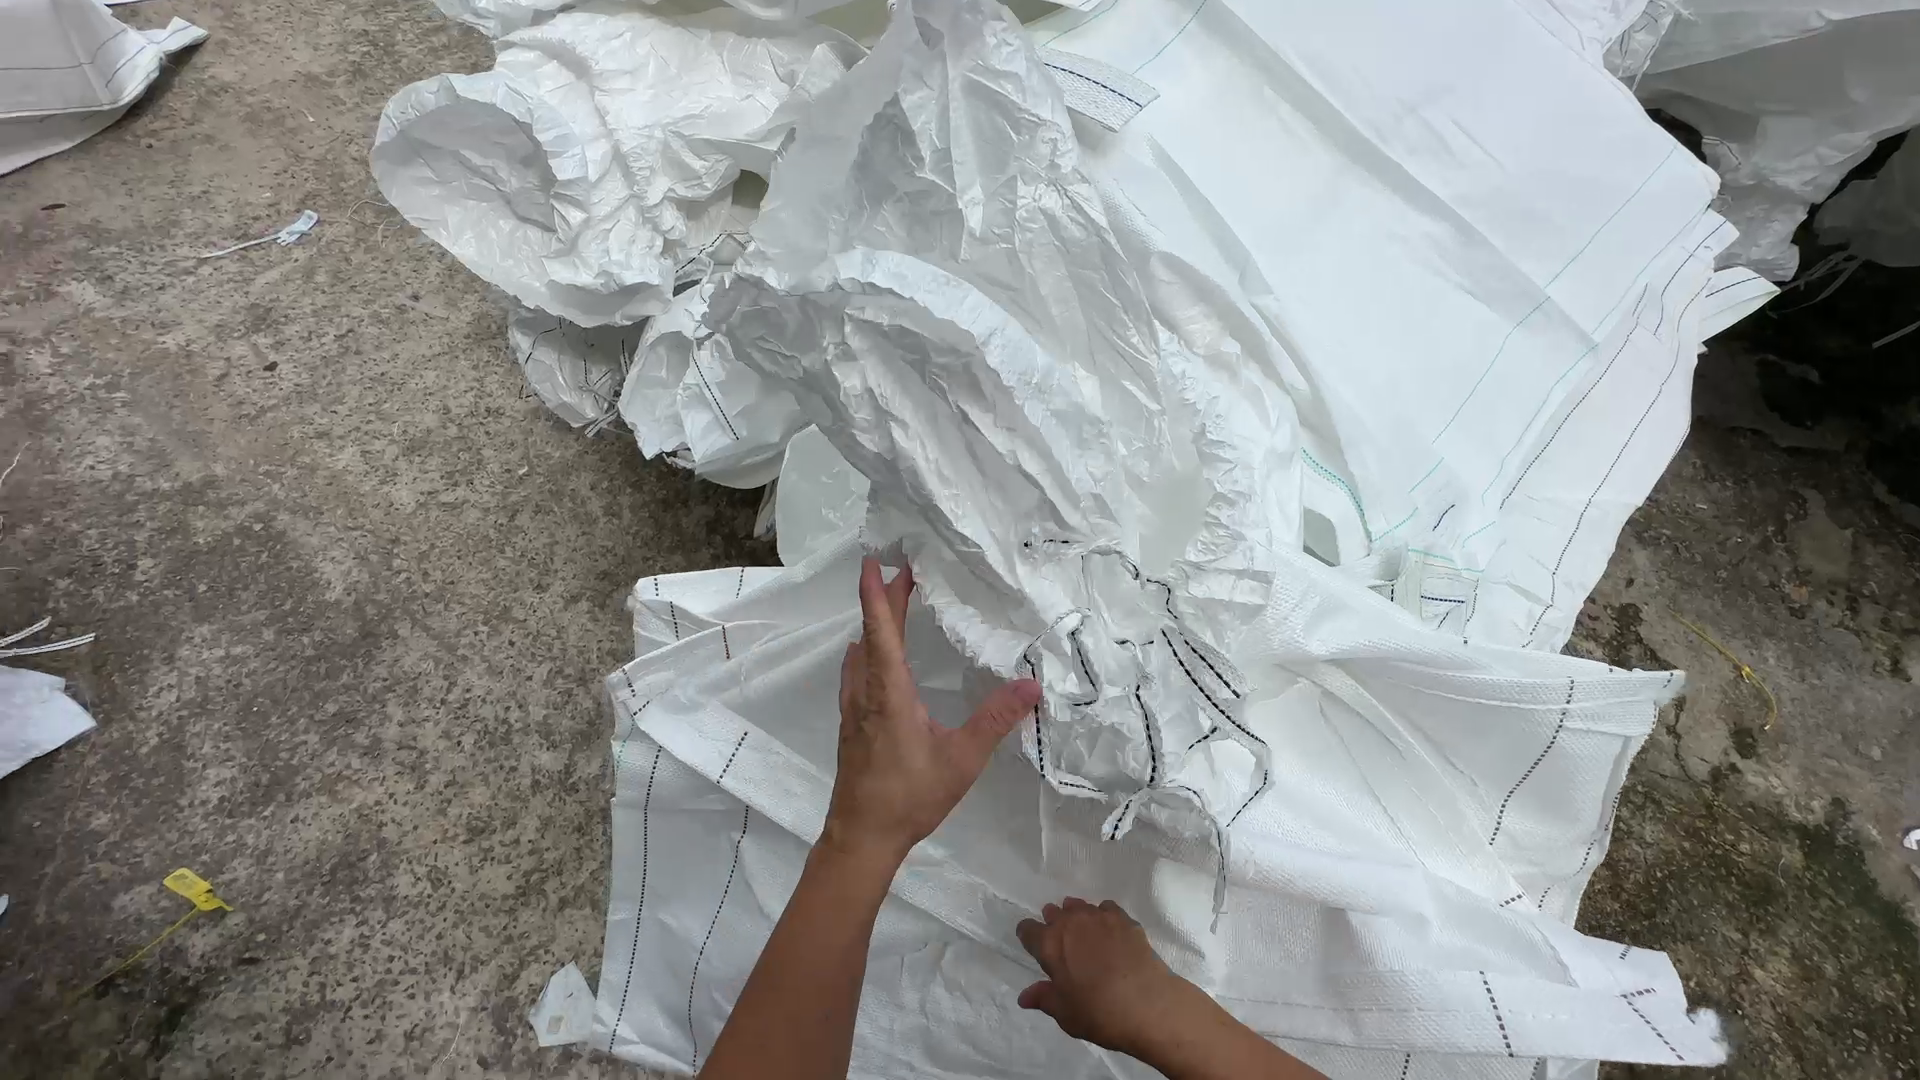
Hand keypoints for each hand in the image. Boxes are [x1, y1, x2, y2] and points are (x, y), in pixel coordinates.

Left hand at [823, 557, 1041, 864]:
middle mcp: (866, 693)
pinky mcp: (851, 726)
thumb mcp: (962, 759)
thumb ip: (996, 719)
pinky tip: (870, 658)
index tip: (873, 562)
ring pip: (860, 655)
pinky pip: (856, 675)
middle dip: (885, 601)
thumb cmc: (909, 796)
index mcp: (889, 692)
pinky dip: (867, 652)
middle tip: (902, 571)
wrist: (861, 837)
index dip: (877, 595)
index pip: (882, 632)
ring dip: (874, 626)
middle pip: (872, 636)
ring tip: (891, 607)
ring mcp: (853, 710)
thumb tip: (1032, 684)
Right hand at [1015, 898, 1190, 1060]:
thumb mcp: (1066, 1015)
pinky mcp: (1123, 918)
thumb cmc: (1100, 1013)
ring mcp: (1098, 916)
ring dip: (1076, 916)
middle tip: (1062, 945)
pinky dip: (1103, 917)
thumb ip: (1044, 999)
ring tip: (1084, 934)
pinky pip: (1105, 908)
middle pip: (1053, 912)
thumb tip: (1024, 996)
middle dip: (1053, 923)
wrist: (1148, 1004)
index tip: (1034, 947)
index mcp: (1050, 944)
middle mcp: (1070, 923)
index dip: (1028, 937)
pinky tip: (1110, 934)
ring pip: (1078, 906)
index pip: (1027, 929)